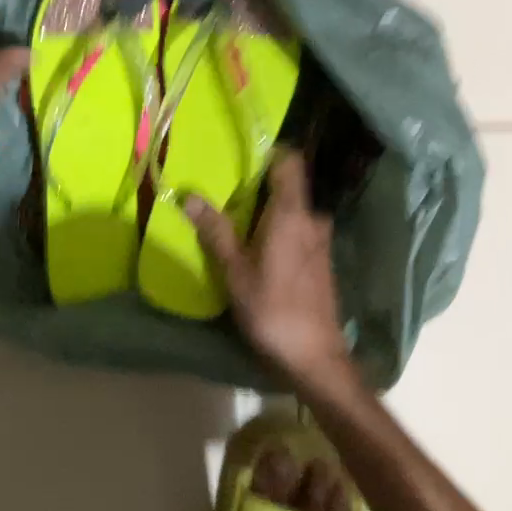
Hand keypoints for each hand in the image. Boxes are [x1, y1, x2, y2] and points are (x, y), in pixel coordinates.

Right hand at [183, 151, 355, 388]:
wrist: (314, 357)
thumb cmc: (272, 309)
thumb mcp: (235, 271)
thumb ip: (215, 230)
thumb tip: (189, 196)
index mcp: (291, 214)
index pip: (291, 162)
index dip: (270, 153)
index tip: (243, 158)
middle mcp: (312, 219)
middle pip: (289, 188)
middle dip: (261, 188)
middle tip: (229, 196)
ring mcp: (321, 241)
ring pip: (294, 212)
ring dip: (270, 213)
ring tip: (240, 224)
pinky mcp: (322, 261)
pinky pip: (300, 231)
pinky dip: (281, 232)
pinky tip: (261, 252)